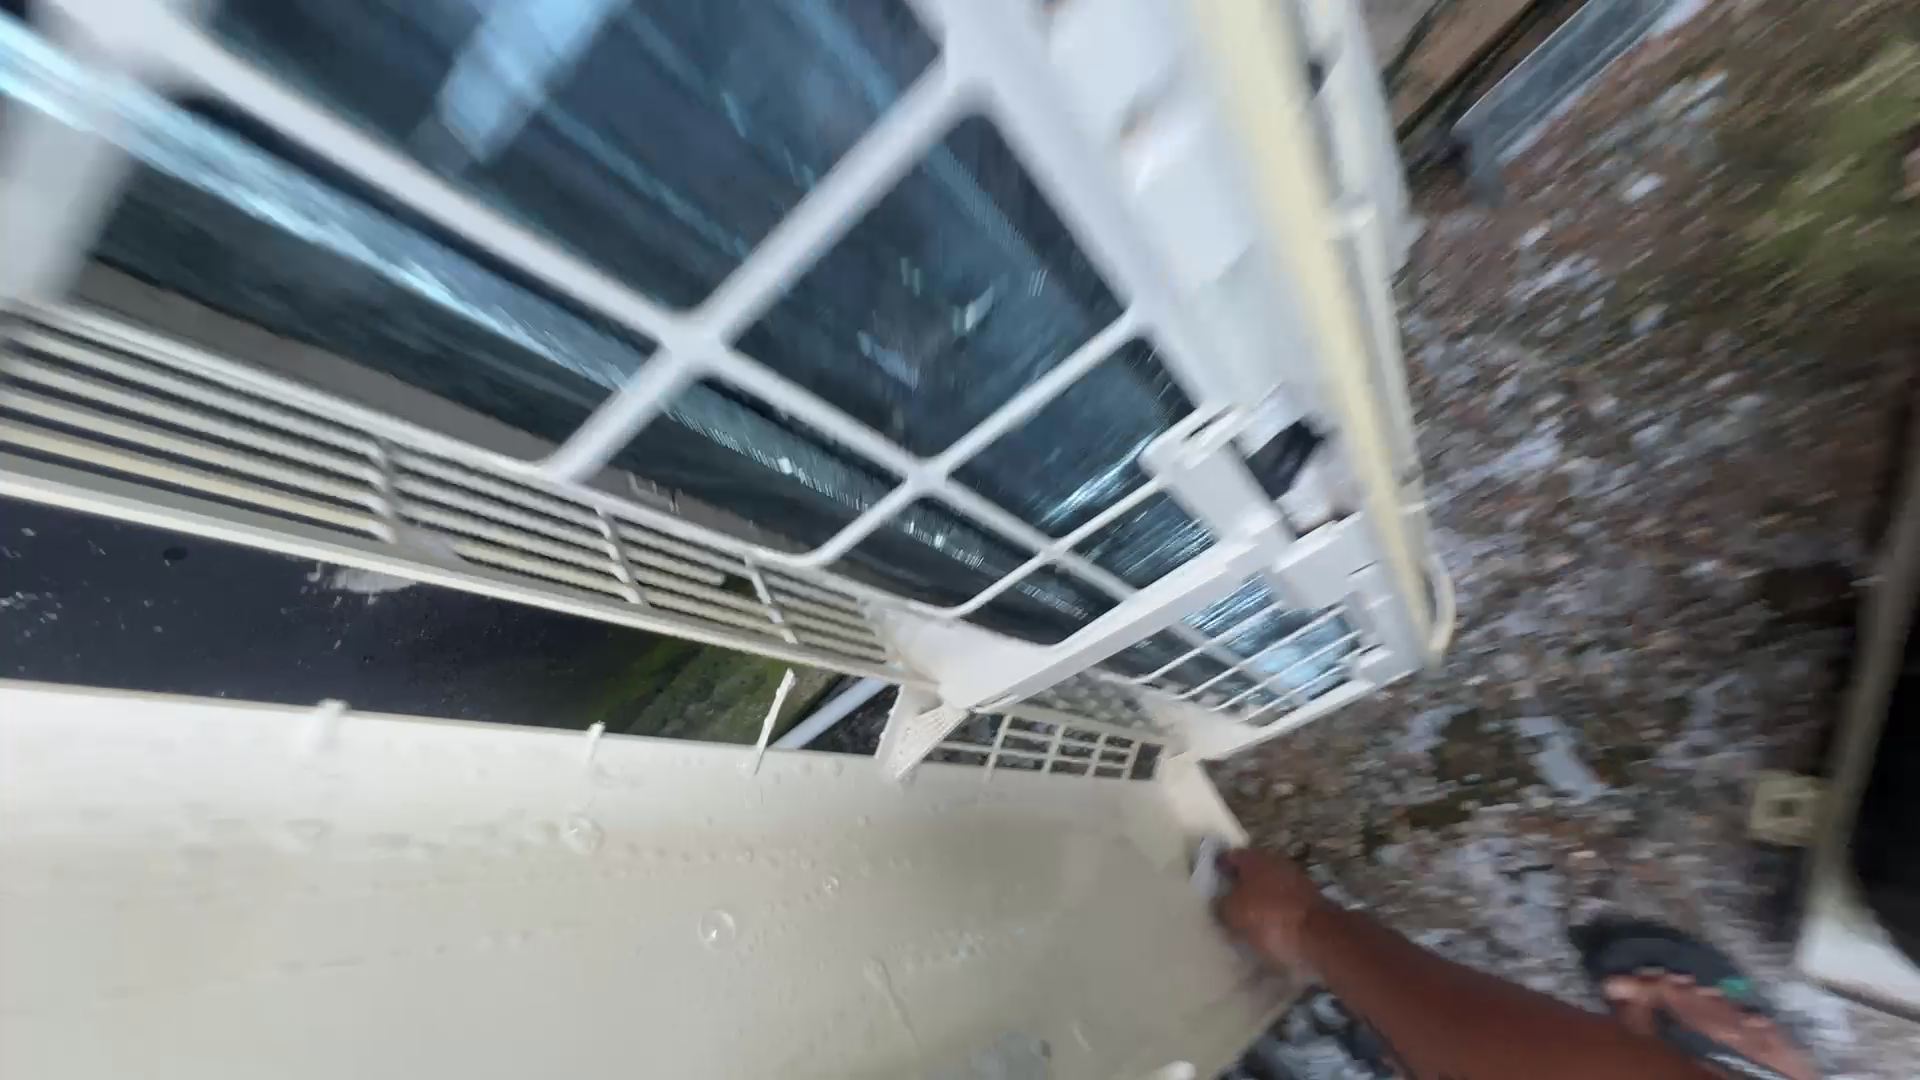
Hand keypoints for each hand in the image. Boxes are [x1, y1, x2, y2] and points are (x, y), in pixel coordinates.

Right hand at [1215, 847, 1332, 969]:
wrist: (1321, 937)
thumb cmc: (1269, 917)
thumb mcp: (1232, 913)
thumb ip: (1221, 905)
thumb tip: (1221, 904)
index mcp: (1253, 857)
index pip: (1230, 856)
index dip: (1219, 867)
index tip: (1213, 881)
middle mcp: (1276, 862)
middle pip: (1253, 870)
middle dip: (1242, 883)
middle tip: (1229, 900)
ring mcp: (1297, 880)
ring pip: (1271, 886)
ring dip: (1262, 898)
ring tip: (1250, 919)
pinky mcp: (1312, 901)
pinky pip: (1286, 904)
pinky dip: (1278, 912)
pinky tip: (1272, 929)